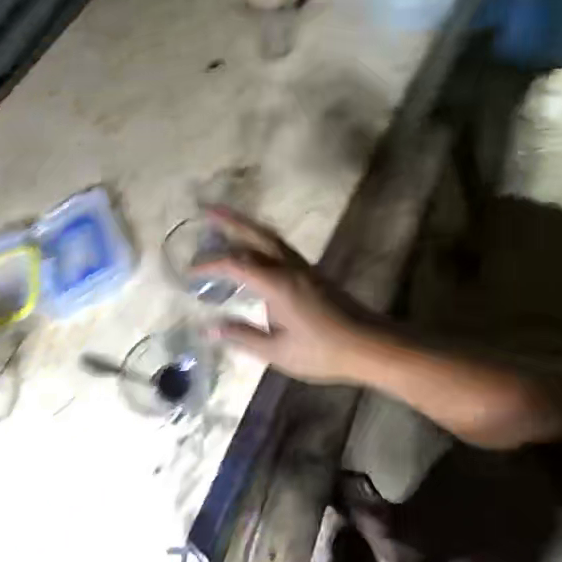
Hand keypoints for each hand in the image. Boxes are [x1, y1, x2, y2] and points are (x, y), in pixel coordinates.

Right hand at [193, 206, 380, 384]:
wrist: (370, 346)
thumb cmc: (323, 351)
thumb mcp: (278, 352)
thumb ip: (243, 336)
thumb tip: (210, 328)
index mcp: (277, 284)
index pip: (236, 264)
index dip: (210, 264)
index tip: (190, 271)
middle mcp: (289, 267)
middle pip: (256, 235)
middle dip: (230, 221)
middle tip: (207, 210)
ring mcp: (303, 268)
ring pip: (270, 237)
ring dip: (247, 226)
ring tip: (226, 222)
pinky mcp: (312, 274)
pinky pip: (280, 247)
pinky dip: (261, 240)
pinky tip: (255, 250)